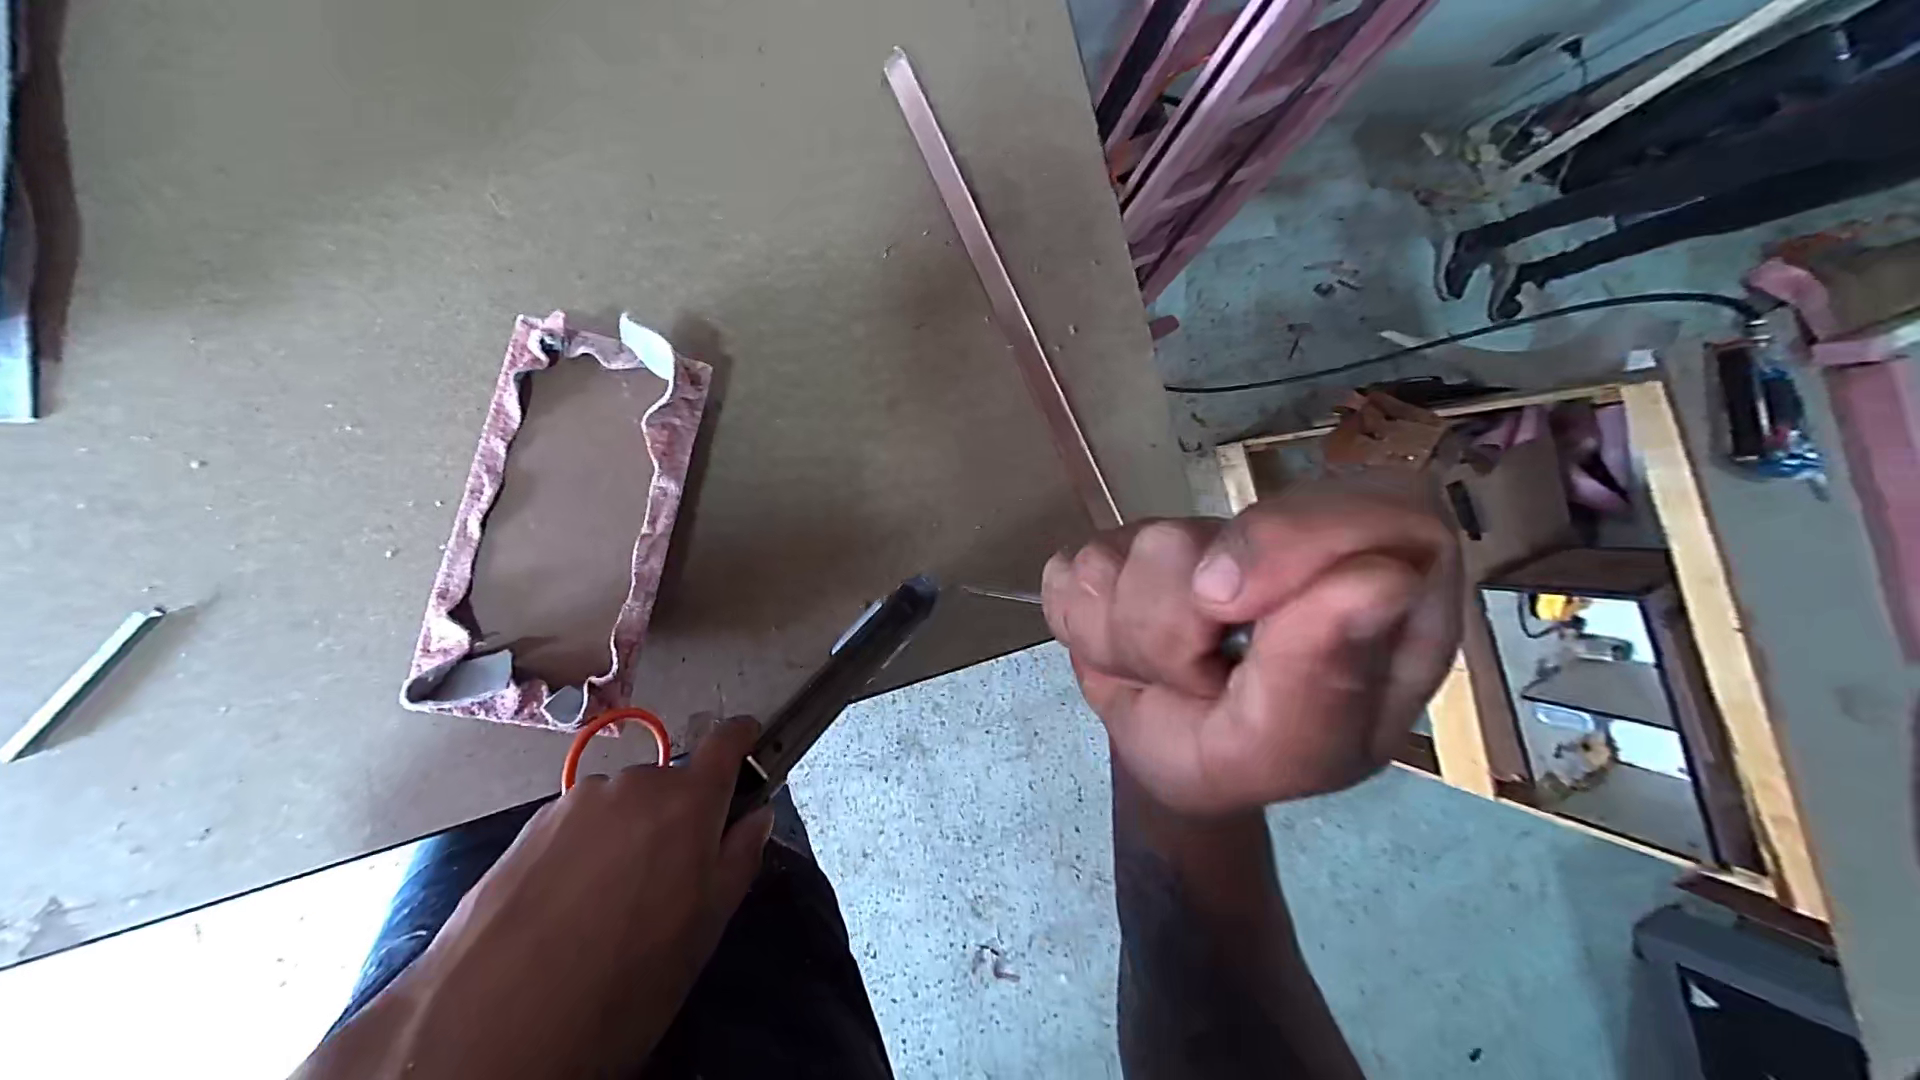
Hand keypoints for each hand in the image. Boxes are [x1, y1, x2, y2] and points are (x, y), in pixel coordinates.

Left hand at [307, 718, 774, 1079]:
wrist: (488, 1026)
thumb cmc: (626, 977)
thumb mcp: (707, 926)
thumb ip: (740, 856)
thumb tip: (755, 816)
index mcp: (687, 801)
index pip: (727, 740)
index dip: (743, 739)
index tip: (750, 746)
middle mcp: (634, 785)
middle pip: (673, 784)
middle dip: (680, 815)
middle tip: (670, 876)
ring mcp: (578, 801)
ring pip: (625, 805)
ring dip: (631, 833)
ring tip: (610, 902)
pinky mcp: (531, 825)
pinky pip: (582, 822)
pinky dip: (590, 849)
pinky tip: (570, 906)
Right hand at [1043, 478, 1460, 813]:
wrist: (1166, 755)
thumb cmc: (1246, 760)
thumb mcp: (1297, 750)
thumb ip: (1328, 674)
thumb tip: (1377, 575)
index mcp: (1362, 575)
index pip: (1361, 502)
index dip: (1291, 538)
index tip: (1224, 603)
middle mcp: (1274, 538)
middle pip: (1202, 536)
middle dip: (1176, 635)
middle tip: (1204, 685)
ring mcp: (1184, 534)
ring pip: (1133, 555)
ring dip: (1133, 645)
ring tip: (1169, 674)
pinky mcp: (1109, 546)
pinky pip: (1071, 573)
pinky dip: (1087, 631)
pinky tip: (1124, 651)